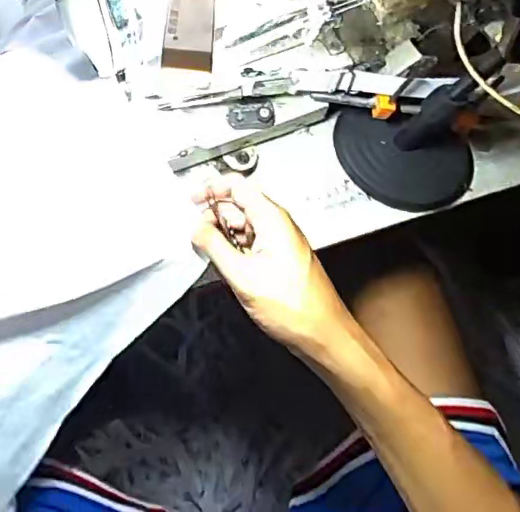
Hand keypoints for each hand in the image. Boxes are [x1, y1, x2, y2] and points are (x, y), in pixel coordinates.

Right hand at [191, 177, 354, 357]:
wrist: (323, 334)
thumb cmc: (296, 308)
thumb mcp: (242, 275)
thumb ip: (214, 246)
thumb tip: (198, 230)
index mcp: (272, 218)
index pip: (238, 186)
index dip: (213, 188)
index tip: (196, 198)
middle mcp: (279, 223)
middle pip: (240, 203)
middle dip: (216, 215)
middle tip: (200, 232)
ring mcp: (281, 239)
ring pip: (245, 223)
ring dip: (226, 233)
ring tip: (213, 251)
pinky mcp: (281, 255)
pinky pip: (254, 240)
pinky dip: (237, 246)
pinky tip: (230, 263)